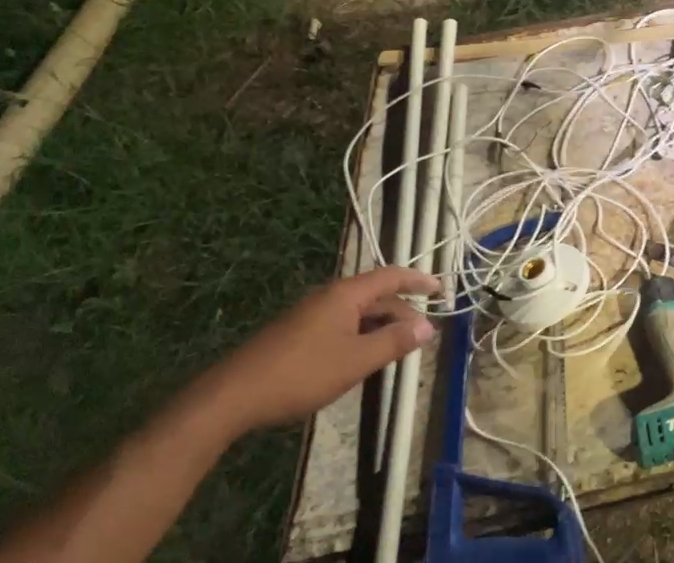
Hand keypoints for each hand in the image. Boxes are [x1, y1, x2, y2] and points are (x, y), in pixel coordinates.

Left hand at [188, 267, 440, 437]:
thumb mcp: (356, 361)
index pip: (392, 276)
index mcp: (346, 294)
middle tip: (422, 335)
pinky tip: (361, 358)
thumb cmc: (301, 374)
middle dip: (402, 311)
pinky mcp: (296, 333)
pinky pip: (341, 324)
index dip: (419, 280)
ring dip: (381, 325)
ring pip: (357, 312)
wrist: (231, 397)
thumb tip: (428, 327)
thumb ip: (394, 342)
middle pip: (375, 294)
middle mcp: (329, 296)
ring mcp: (310, 314)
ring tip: (396, 349)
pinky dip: (361, 334)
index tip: (441, 289)